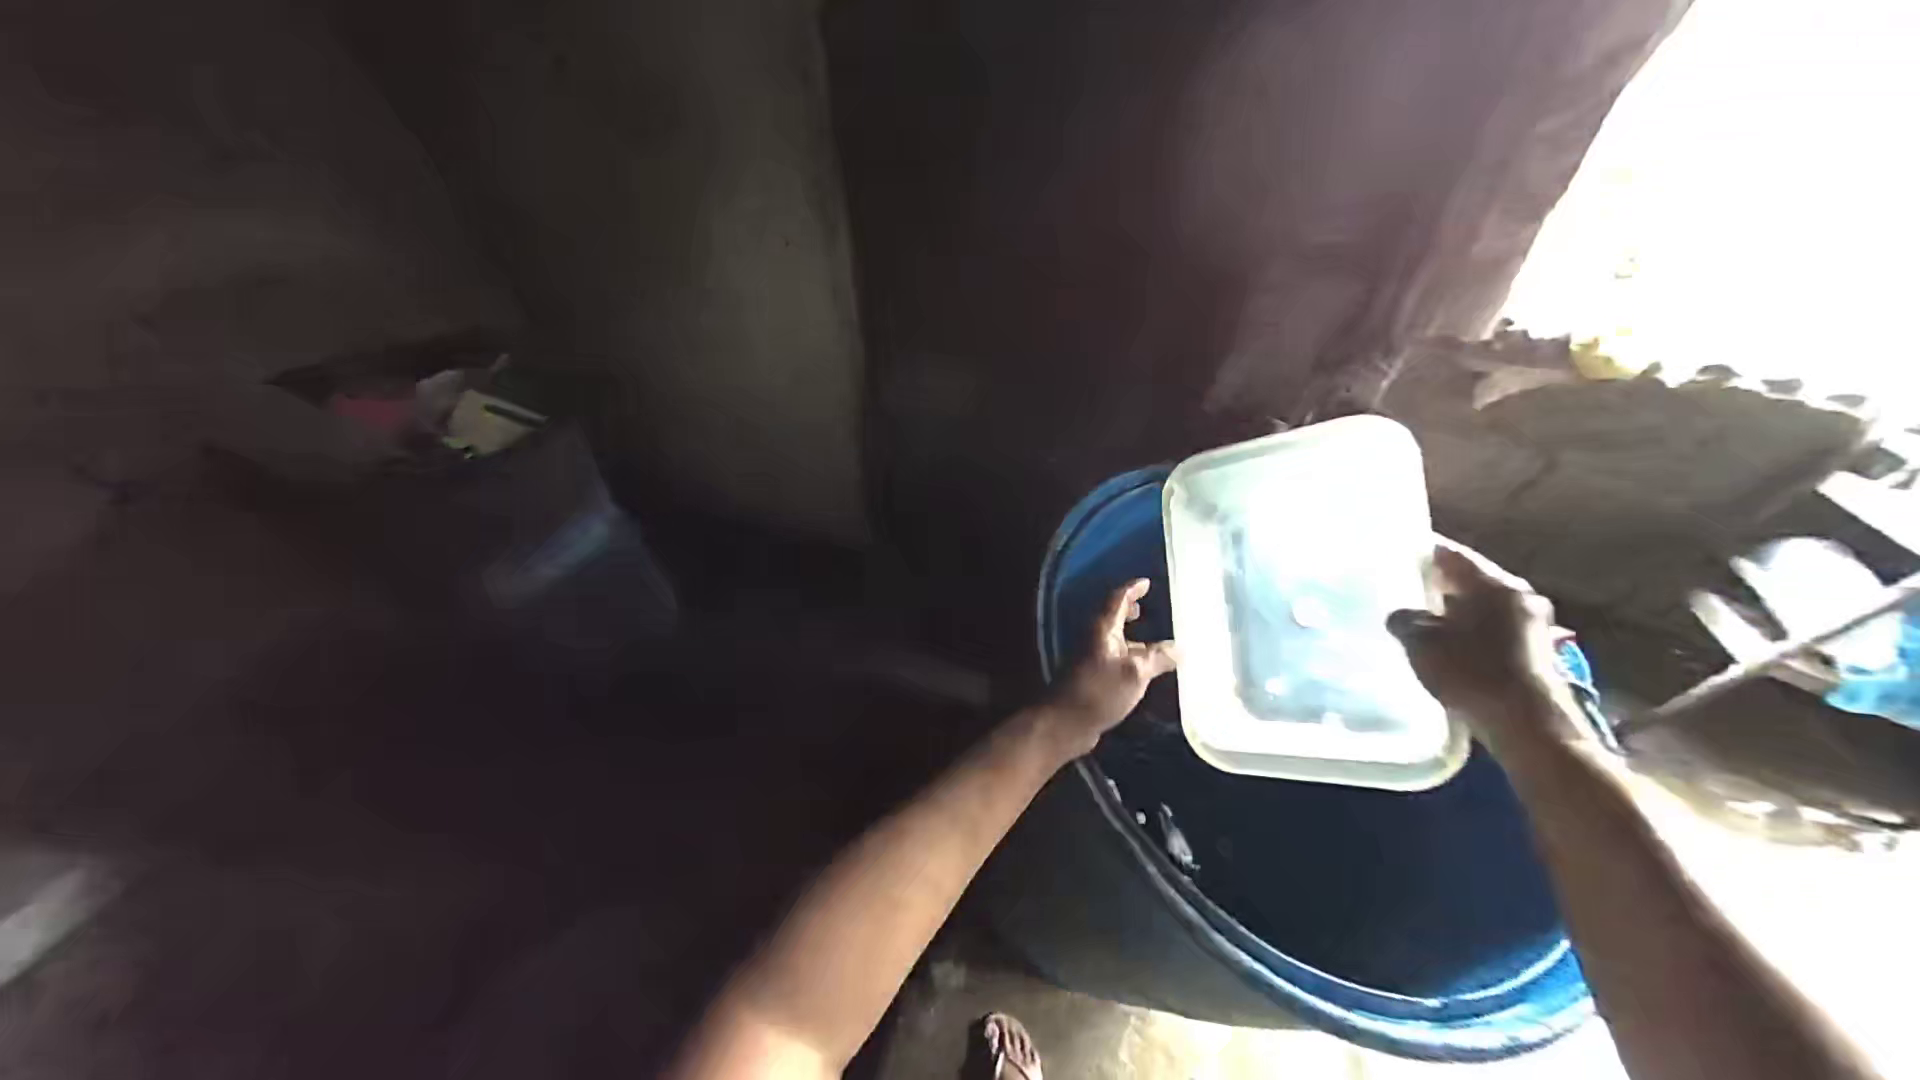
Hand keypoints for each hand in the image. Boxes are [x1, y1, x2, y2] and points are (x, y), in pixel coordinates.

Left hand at [1045, 579, 1178, 756]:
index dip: (1132, 589)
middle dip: (1129, 610)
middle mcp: (1095, 638)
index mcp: (1103, 629)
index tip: (1147, 582)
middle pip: (1113, 618)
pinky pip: (1116, 659)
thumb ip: (1157, 658)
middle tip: (1145, 607)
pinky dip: (1130, 657)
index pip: (1118, 599)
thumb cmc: (1099, 691)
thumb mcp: (1135, 673)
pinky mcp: (1093, 678)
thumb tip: (1178, 648)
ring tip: (1154, 640)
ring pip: (1115, 640)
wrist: (1065, 722)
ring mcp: (1092, 659)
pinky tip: (1144, 669)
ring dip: (1132, 637)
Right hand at [1387, 540, 1581, 752]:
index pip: (1449, 553)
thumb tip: (1402, 614)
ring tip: (1414, 615)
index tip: (1391, 550)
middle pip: (1467, 578)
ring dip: (1449, 608)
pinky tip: (1441, 643)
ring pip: (1478, 604)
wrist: (1527, 725)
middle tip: (1397, 584)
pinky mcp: (1532, 651)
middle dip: (1433, 581)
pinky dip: (1463, 629)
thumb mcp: (1420, 641)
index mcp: (1495, 584)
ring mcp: (1531, 624)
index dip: (1417, 550)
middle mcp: (1519, 596)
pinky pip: (1488, 627)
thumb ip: (1404, 618)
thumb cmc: (1472, 672)